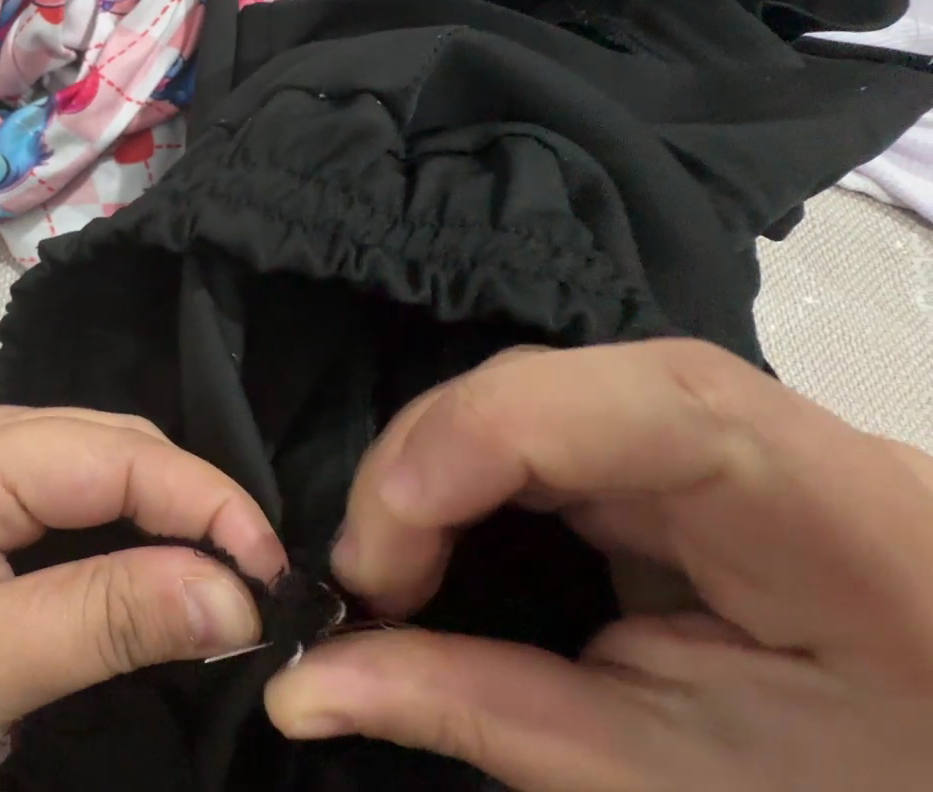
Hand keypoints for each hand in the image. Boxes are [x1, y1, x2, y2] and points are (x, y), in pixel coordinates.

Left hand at [0, 407, 286, 791]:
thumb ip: (102, 616)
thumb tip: (238, 591)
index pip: (113, 452)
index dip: (205, 501)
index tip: (278, 580)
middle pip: (106, 451)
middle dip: (189, 503)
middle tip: (259, 588)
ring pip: (90, 481)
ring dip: (160, 523)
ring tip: (221, 585)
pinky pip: (61, 522)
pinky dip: (120, 547)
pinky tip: (150, 585)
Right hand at [264, 340, 932, 790]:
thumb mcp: (653, 776)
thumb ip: (467, 709)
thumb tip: (294, 688)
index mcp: (842, 519)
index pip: (655, 404)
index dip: (486, 434)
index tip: (378, 550)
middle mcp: (785, 439)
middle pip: (562, 383)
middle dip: (428, 461)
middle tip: (366, 574)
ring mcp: (721, 432)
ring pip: (533, 390)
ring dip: (431, 465)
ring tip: (390, 562)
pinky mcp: (672, 449)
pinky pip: (536, 424)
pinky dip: (462, 474)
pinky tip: (437, 534)